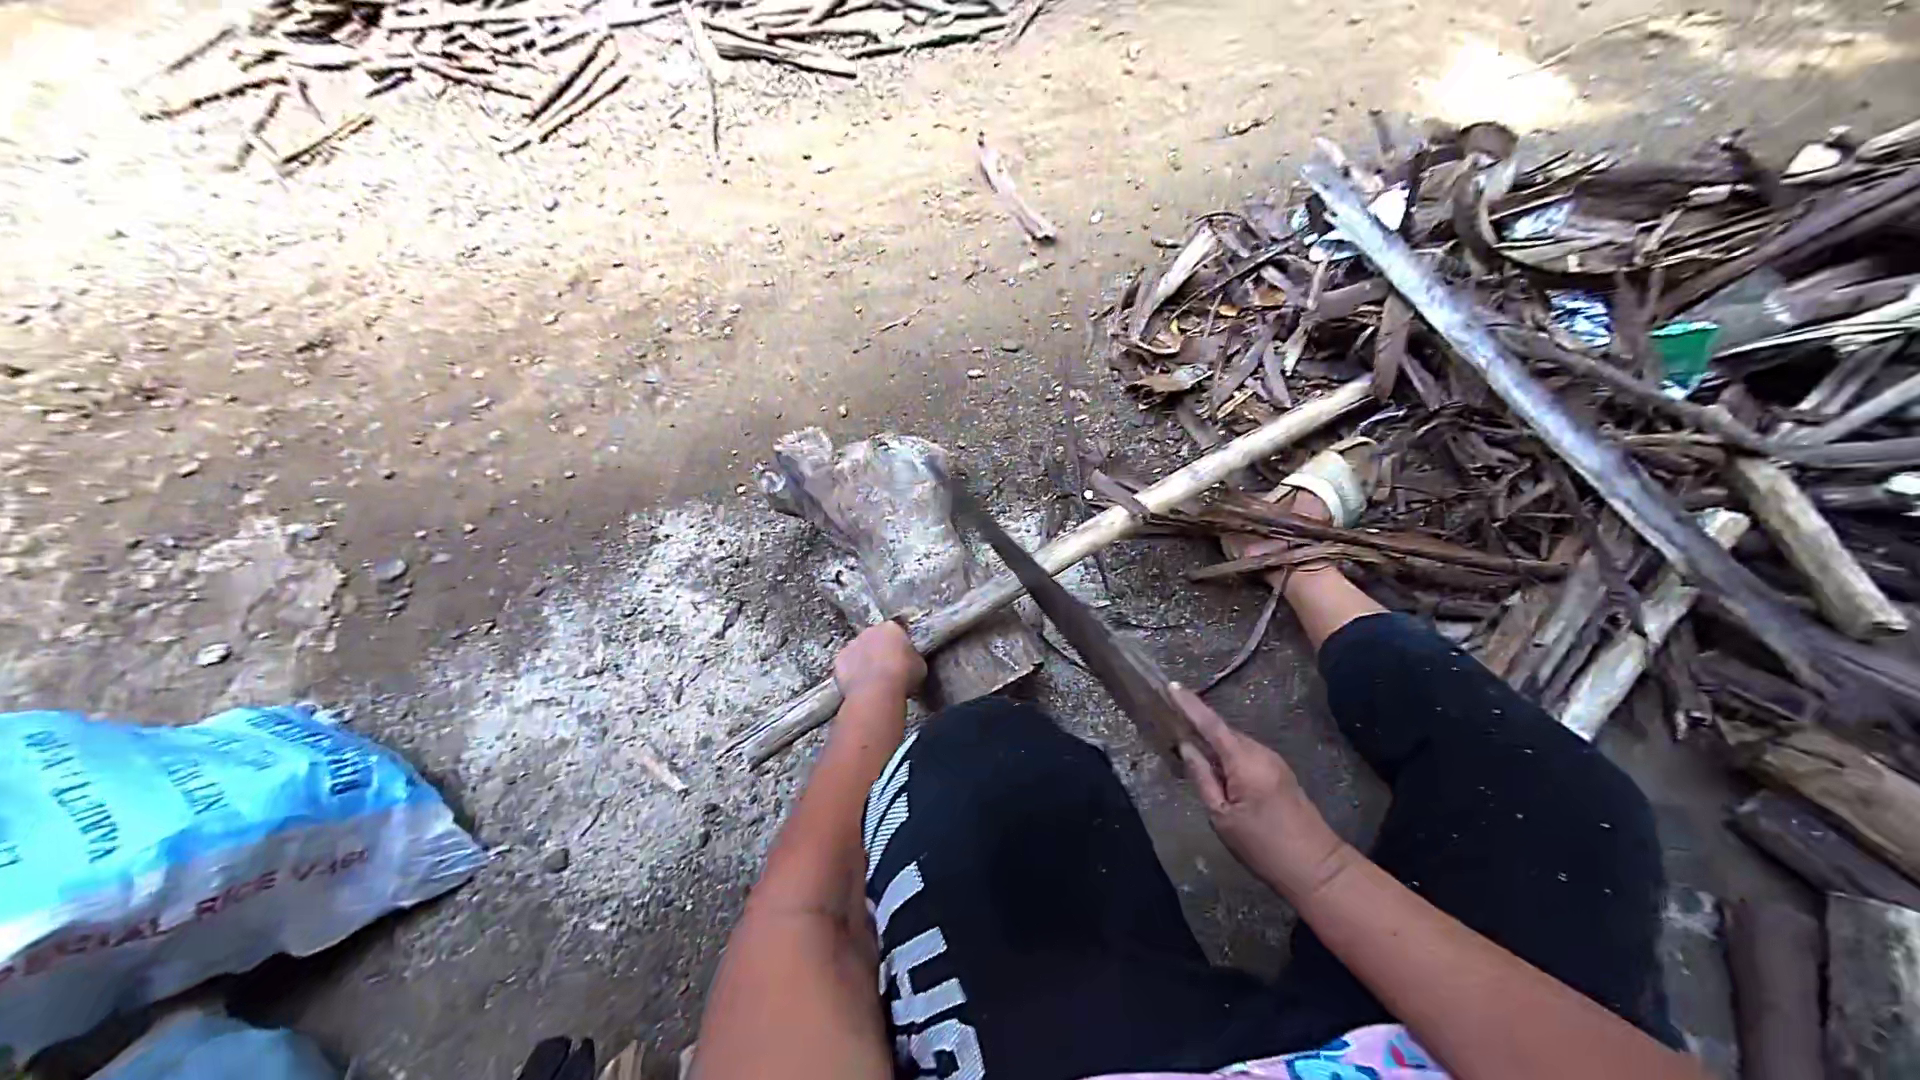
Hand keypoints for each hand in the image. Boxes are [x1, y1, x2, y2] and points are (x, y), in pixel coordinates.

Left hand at [833, 621, 926, 702]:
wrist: (876, 691)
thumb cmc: (903, 675)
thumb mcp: (919, 665)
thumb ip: (912, 657)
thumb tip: (909, 660)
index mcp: (891, 628)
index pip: (896, 632)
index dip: (898, 646)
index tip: (901, 659)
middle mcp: (869, 631)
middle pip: (875, 638)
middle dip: (879, 650)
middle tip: (886, 668)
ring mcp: (851, 644)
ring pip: (859, 651)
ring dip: (864, 660)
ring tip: (872, 679)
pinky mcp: (838, 659)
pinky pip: (847, 664)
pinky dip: (851, 672)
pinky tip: (859, 685)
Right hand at [1172, 682, 1353, 900]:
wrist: (1317, 870)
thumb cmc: (1263, 846)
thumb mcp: (1222, 817)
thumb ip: (1202, 778)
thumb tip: (1186, 747)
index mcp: (1244, 761)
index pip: (1211, 724)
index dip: (1189, 705)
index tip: (1171, 686)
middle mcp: (1260, 752)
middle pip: (1223, 731)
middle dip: (1198, 724)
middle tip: (1171, 723)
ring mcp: (1273, 761)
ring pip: (1234, 742)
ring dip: (1212, 742)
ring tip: (1188, 747)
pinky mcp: (1279, 773)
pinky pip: (1245, 753)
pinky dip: (1227, 754)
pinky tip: (1215, 767)